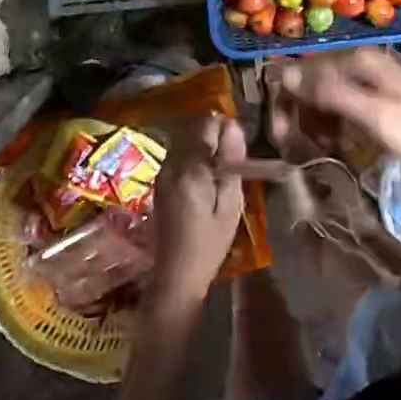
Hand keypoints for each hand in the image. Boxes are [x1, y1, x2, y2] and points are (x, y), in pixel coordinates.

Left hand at [150, 115, 246, 313]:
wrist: (176, 274)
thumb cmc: (210, 243)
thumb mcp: (230, 205)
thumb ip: (232, 163)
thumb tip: (234, 128)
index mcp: (190, 168)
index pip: (206, 125)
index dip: (226, 127)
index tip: (240, 146)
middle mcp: (171, 163)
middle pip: (193, 127)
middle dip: (215, 133)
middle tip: (234, 157)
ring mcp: (162, 171)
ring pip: (184, 138)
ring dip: (204, 143)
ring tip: (223, 167)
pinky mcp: (160, 180)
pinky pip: (178, 153)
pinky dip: (194, 155)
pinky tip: (206, 177)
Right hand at [273, 49, 400, 177]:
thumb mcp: (372, 114)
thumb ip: (329, 92)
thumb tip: (285, 72)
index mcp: (358, 59)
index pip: (304, 70)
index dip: (286, 98)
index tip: (278, 130)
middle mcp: (360, 62)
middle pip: (313, 81)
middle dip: (299, 112)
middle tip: (290, 143)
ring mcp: (369, 79)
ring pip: (326, 96)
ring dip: (315, 121)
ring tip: (314, 148)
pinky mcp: (376, 96)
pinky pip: (342, 106)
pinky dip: (333, 124)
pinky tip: (334, 144)